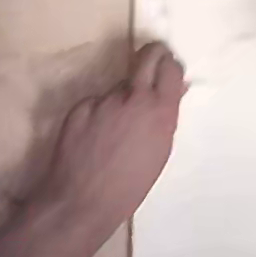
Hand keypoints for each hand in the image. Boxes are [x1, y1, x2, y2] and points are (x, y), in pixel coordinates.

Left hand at [26, 41, 186, 232]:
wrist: (82, 202)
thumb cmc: (131, 186)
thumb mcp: (160, 151)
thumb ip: (166, 116)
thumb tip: (174, 91)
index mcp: (161, 111)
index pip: (170, 67)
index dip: (169, 64)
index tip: (168, 65)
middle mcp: (134, 98)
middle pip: (147, 56)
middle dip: (152, 54)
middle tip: (152, 60)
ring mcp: (104, 99)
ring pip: (118, 87)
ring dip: (120, 98)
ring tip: (114, 129)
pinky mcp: (80, 106)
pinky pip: (94, 103)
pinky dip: (96, 114)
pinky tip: (93, 137)